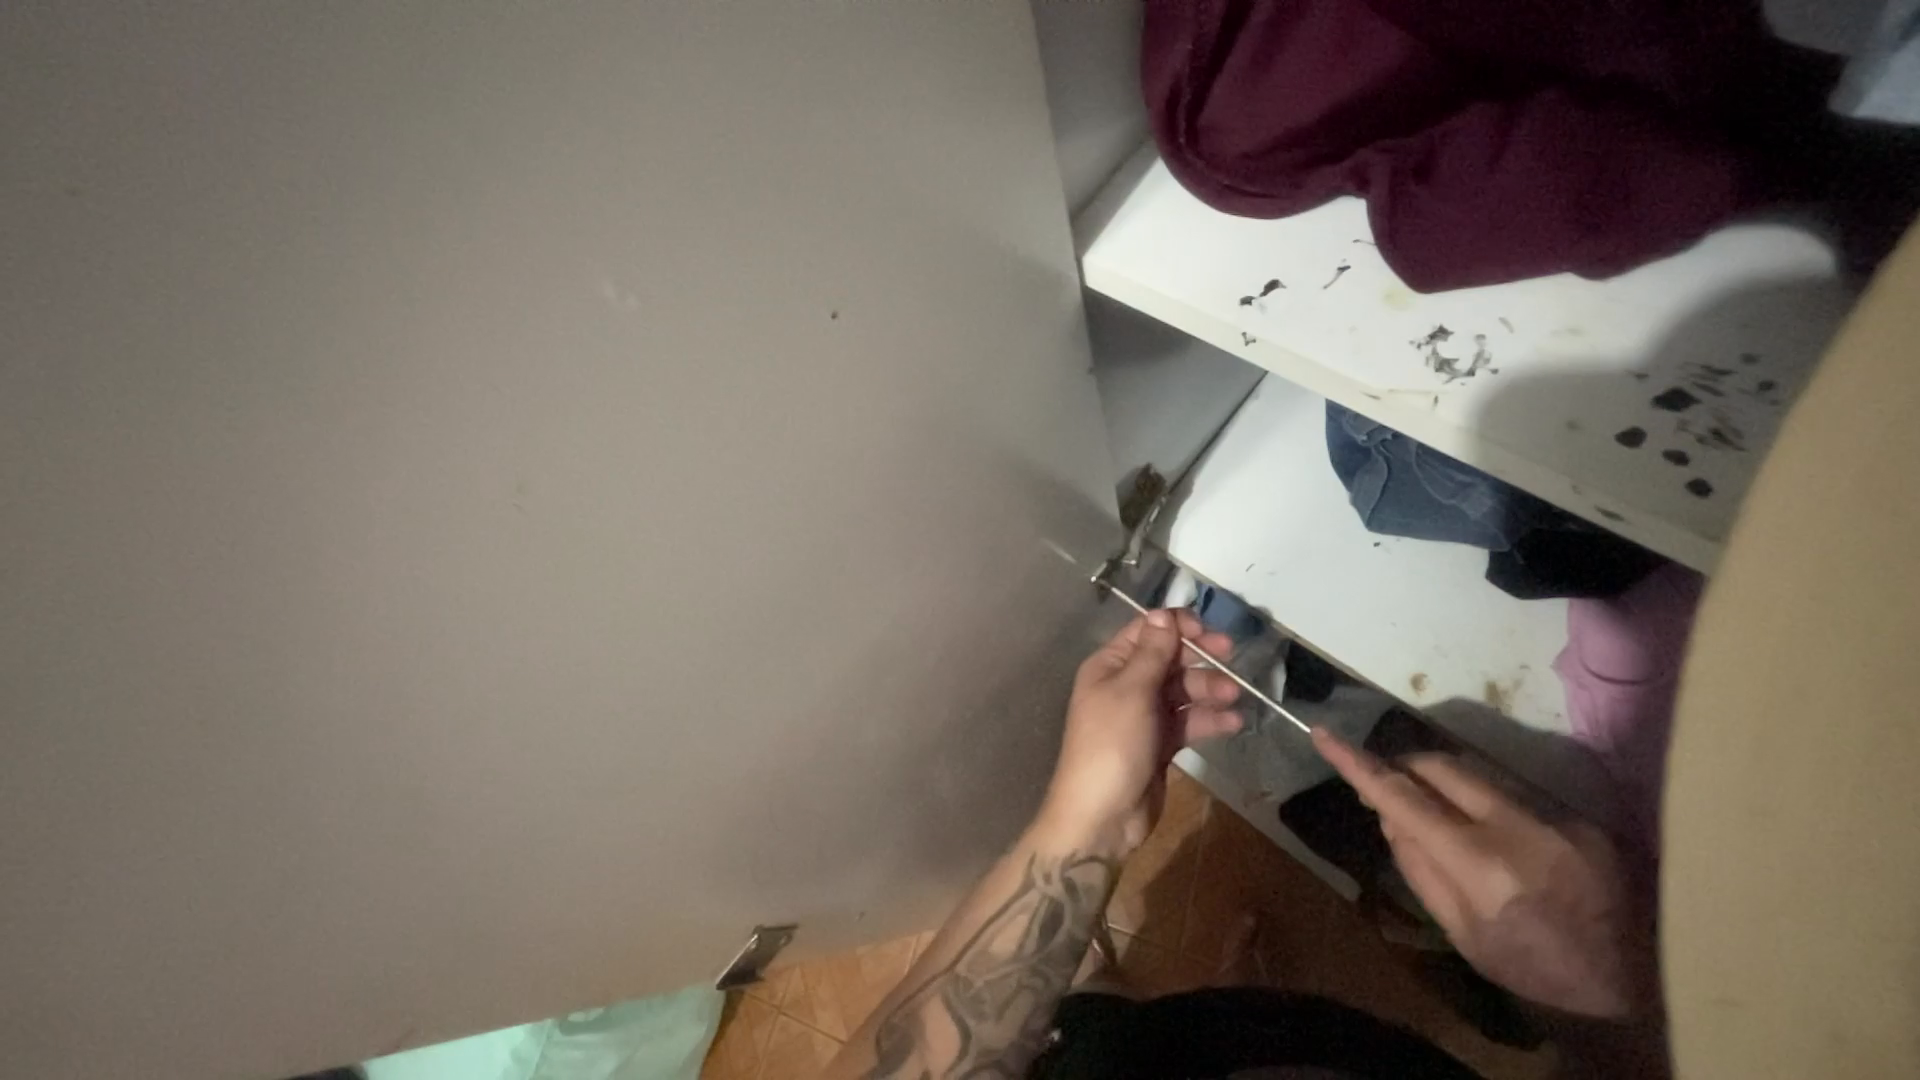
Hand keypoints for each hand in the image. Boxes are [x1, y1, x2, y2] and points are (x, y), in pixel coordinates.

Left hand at [1038, 609, 1242, 855]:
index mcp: (1109, 666)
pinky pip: (1188, 722)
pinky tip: (1233, 722)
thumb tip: (1162, 613)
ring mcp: (1143, 716)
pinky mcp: (1160, 743)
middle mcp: (1124, 685)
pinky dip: (1208, 720)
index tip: (1207, 630)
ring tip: (1234, 696)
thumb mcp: (1131, 691)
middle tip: (1232, 656)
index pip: (1146, 632)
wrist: (1103, 814)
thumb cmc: (1112, 743)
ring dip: (1208, 689)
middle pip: (1168, 660)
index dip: (1176, 627)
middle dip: (1199, 658)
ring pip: (1182, 691)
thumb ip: (1152, 653)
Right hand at [1313, 728, 1653, 1018]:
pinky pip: (1510, 790)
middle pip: (1438, 766)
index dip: (1357, 763)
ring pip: (1475, 772)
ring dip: (1441, 780)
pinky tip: (1492, 832)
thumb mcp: (1465, 936)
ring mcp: (1554, 816)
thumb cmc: (1540, 973)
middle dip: (1402, 765)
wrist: (1650, 986)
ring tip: (1435, 809)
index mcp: (1481, 865)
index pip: (1402, 797)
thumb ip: (1420, 869)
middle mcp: (1517, 827)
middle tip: (1385, 783)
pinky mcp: (1580, 816)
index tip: (1323, 735)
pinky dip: (1482, 798)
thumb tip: (1389, 814)